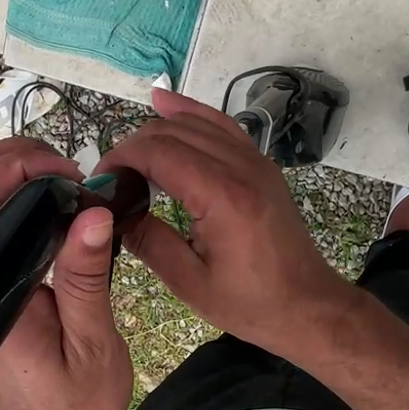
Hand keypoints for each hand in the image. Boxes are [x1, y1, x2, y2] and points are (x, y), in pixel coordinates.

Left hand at [0, 138, 134, 409]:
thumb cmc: (70, 407)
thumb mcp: (92, 346)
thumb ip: (86, 280)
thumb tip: (93, 212)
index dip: (19, 169)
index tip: (74, 177)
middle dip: (13, 157)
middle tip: (71, 173)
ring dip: (15, 170)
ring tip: (69, 184)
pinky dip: (19, 192)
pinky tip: (60, 204)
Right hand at [97, 90, 357, 359]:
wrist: (308, 305)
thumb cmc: (251, 303)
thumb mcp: (190, 283)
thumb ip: (149, 242)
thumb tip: (113, 213)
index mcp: (222, 197)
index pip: (158, 152)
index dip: (121, 158)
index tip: (100, 180)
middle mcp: (241, 168)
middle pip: (174, 131)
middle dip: (134, 146)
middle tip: (112, 179)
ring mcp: (256, 162)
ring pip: (197, 122)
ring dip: (158, 131)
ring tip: (128, 155)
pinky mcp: (261, 166)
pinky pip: (222, 126)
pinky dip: (192, 114)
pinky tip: (166, 104)